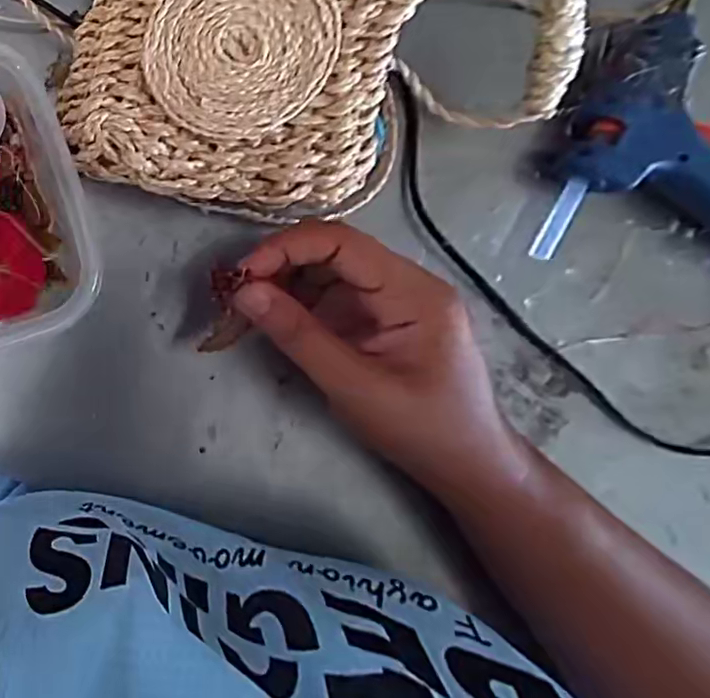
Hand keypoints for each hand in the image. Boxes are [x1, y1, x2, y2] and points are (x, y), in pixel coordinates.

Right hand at [230, 223, 535, 499]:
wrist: (470, 468)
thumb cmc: (422, 431)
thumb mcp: (353, 387)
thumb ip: (298, 335)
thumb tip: (243, 292)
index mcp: (413, 292)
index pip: (342, 241)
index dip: (287, 247)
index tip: (244, 274)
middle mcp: (404, 281)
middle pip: (330, 248)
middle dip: (280, 262)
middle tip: (239, 292)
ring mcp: (390, 296)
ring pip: (324, 267)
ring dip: (283, 280)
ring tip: (249, 305)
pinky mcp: (376, 313)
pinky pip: (329, 290)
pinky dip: (295, 299)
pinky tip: (272, 316)